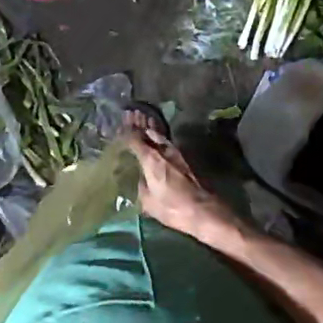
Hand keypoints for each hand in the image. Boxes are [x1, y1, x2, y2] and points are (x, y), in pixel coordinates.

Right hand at [122, 113, 237, 242]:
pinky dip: (160, 137)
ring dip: (151, 127)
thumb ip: (141, 187)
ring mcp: (176, 153)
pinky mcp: (185, 159)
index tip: (119, 127)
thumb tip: (140, 179)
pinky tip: (159, 137)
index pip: (135, 140)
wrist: (203, 210)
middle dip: (139, 123)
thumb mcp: (149, 202)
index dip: (126, 133)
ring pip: (160, 135)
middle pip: (148, 132)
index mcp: (151, 159)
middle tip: (131, 113)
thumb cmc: (173, 207)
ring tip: (145, 118)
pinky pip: (168, 142)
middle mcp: (163, 151)